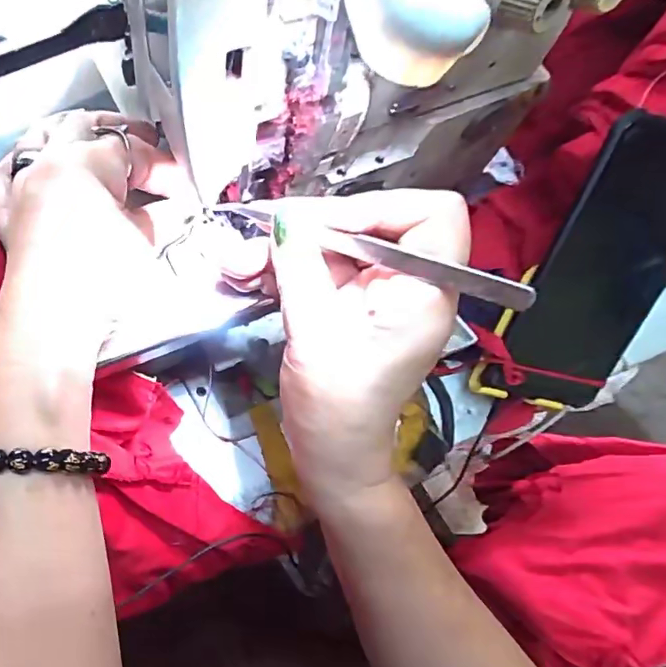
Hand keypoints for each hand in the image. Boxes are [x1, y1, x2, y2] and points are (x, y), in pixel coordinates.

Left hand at [0, 111, 192, 371]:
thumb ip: (160, 216)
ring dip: (67, 133)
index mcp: (84, 162)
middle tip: (146, 154)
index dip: (163, 169)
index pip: (133, 151)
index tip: (182, 190)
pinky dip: (18, 165)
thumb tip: (169, 208)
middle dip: (120, 135)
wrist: (52, 326)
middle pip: (83, 127)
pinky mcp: (5, 218)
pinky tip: (29, 163)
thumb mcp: (143, 244)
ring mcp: (20, 188)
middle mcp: (45, 164)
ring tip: (90, 140)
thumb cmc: (99, 285)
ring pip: (38, 138)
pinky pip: (3, 177)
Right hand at [229, 190, 469, 509]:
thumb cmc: (336, 410)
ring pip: (331, 248)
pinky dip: (281, 270)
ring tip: (236, 264)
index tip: (324, 228)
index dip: (378, 210)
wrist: (331, 457)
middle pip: (365, 227)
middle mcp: (405, 285)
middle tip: (257, 239)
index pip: (429, 215)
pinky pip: (315, 271)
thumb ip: (299, 271)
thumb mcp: (315, 336)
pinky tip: (246, 275)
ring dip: (282, 251)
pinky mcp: (344, 307)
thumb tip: (284, 220)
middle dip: (307, 230)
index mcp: (423, 292)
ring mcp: (372, 296)